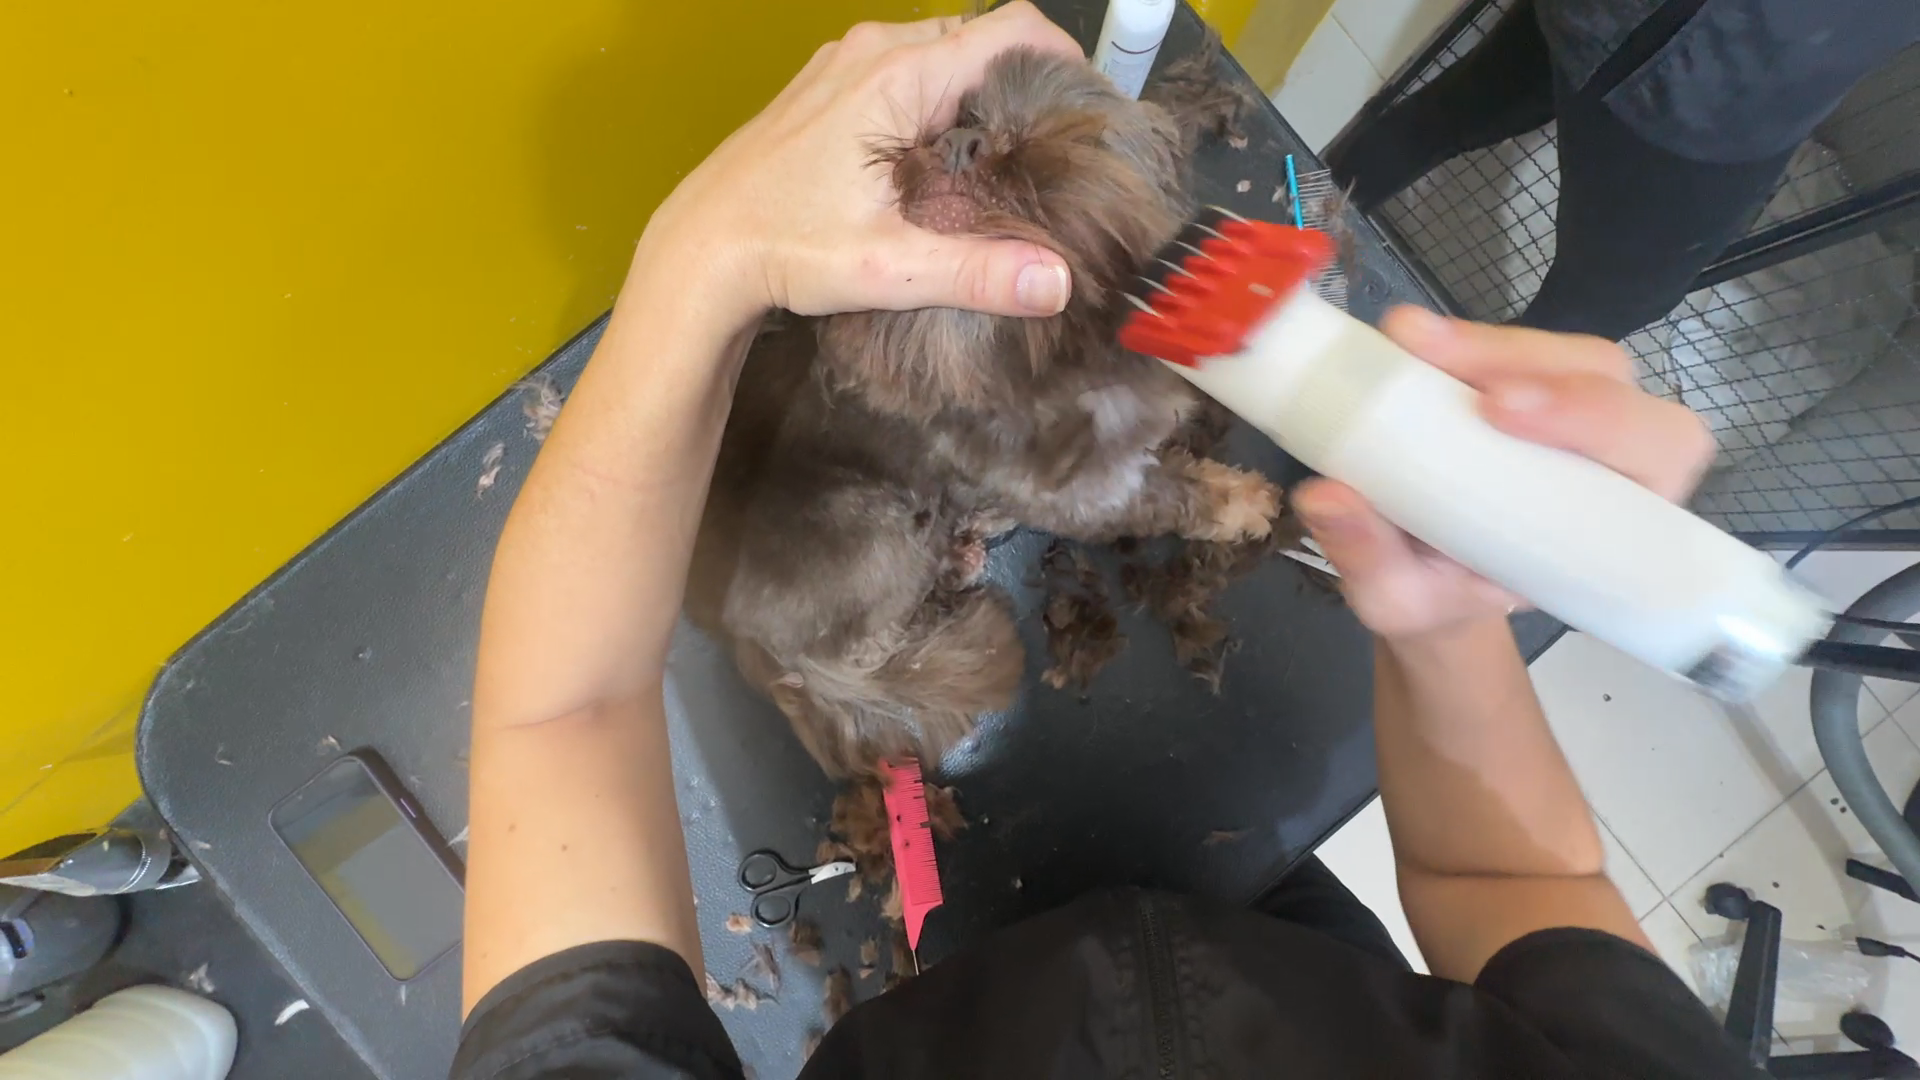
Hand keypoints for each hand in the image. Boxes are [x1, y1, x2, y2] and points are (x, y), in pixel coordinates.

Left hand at [634, 2, 1081, 332]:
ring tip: (1001, 162)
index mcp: (898, 76)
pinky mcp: (827, 93)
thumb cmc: (785, 248)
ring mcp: (845, 68)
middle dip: (1021, 89)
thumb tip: (1059, 284)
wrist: (703, 248)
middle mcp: (873, 53)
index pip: (1010, 31)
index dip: (1062, 62)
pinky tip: (937, 163)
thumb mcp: (889, 268)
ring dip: (976, 100)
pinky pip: (902, 76)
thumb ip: (978, 273)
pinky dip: (936, 106)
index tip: (1085, 113)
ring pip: (939, 58)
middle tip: (1048, 153)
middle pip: (978, 42)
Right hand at [1293, 307, 1714, 642]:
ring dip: (1481, 343)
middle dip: (1517, 359)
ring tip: (1404, 339)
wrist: (1427, 582)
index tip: (1495, 407)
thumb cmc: (1433, 596)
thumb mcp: (1394, 599)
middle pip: (1599, 378)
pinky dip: (1454, 342)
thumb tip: (1322, 497)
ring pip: (1554, 354)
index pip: (1650, 447)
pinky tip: (1403, 341)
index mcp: (1614, 520)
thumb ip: (1369, 558)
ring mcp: (1559, 417)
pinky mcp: (1510, 393)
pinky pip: (1501, 353)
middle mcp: (1606, 458)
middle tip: (1426, 352)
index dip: (1588, 413)